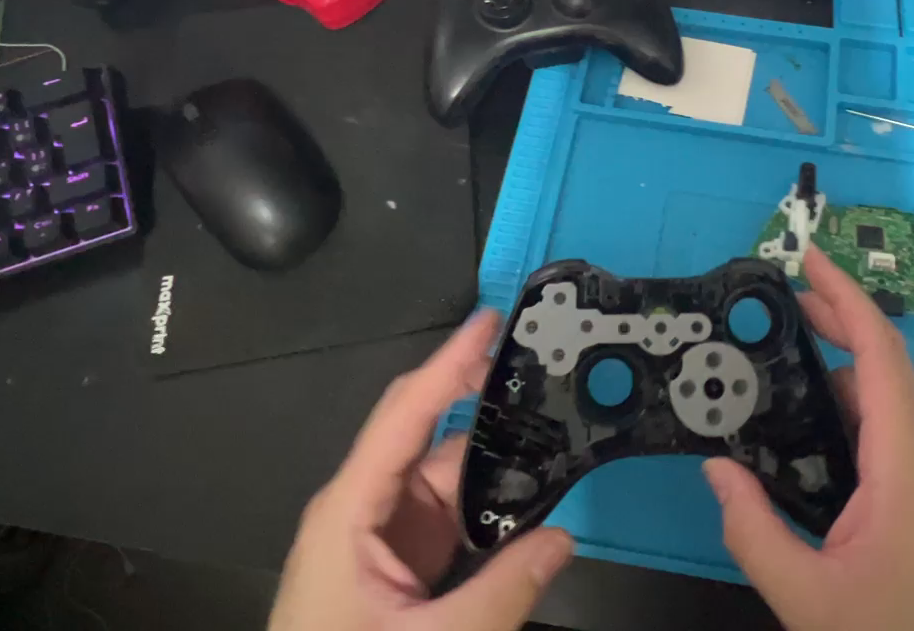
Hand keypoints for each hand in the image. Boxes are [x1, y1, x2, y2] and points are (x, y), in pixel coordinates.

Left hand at [269, 311, 573, 630]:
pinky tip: (526, 495)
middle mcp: (364, 503)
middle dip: (479, 396)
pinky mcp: (399, 554)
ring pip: (446, 472)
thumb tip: (563, 539)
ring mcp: (383, 529)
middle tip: (538, 371)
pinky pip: (450, 508)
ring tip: (549, 436)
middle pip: (427, 431)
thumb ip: (502, 593)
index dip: (448, 361)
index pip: (406, 413)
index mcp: (350, 509)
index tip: (489, 320)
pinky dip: (488, 499)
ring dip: (493, 459)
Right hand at [702, 246, 913, 630]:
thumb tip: (716, 469)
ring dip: (842, 358)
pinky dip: (852, 396)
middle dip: (836, 316)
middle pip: (885, 361)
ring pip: (889, 393)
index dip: (845, 296)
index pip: (878, 352)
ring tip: (785, 351)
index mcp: (904, 462)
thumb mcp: (810, 601)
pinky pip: (891, 424)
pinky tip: (814, 417)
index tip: (810, 257)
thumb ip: (755, 533)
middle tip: (780, 300)